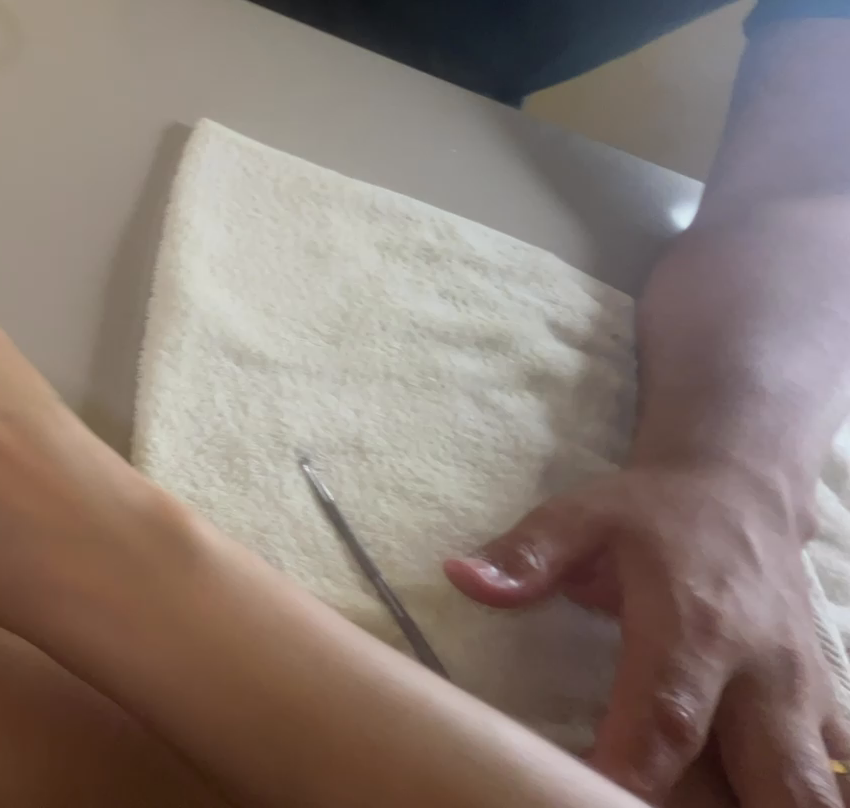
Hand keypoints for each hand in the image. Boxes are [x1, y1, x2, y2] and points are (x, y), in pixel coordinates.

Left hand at [446, 460, 846, 806]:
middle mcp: (765, 674)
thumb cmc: (645, 512)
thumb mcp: (574, 516)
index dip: (634, 766)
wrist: (739, 495)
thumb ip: (522, 554)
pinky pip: (831, 774)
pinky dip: (793, 799)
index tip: (586, 790)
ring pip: (815, 790)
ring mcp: (809, 698)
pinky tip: (739, 799)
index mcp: (693, 626)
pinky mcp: (828, 708)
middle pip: (772, 780)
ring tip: (682, 807)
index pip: (667, 715)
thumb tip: (460, 577)